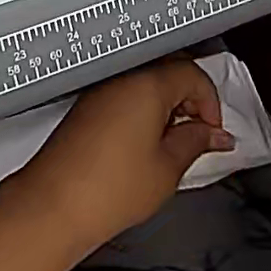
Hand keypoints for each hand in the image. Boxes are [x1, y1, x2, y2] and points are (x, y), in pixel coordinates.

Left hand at [18, 57, 235, 246]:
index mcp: (148, 84)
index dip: (211, 102)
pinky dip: (143, 108)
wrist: (57, 201)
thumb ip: (197, 142)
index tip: (213, 130)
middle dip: (191, 98)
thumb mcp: (169, 167)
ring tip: (172, 142)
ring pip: (146, 80)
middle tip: (200, 132)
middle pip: (170, 69)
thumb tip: (213, 135)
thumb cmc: (107, 186)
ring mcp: (103, 88)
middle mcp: (123, 77)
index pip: (192, 73)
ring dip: (166, 103)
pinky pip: (126, 92)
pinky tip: (145, 142)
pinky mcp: (89, 103)